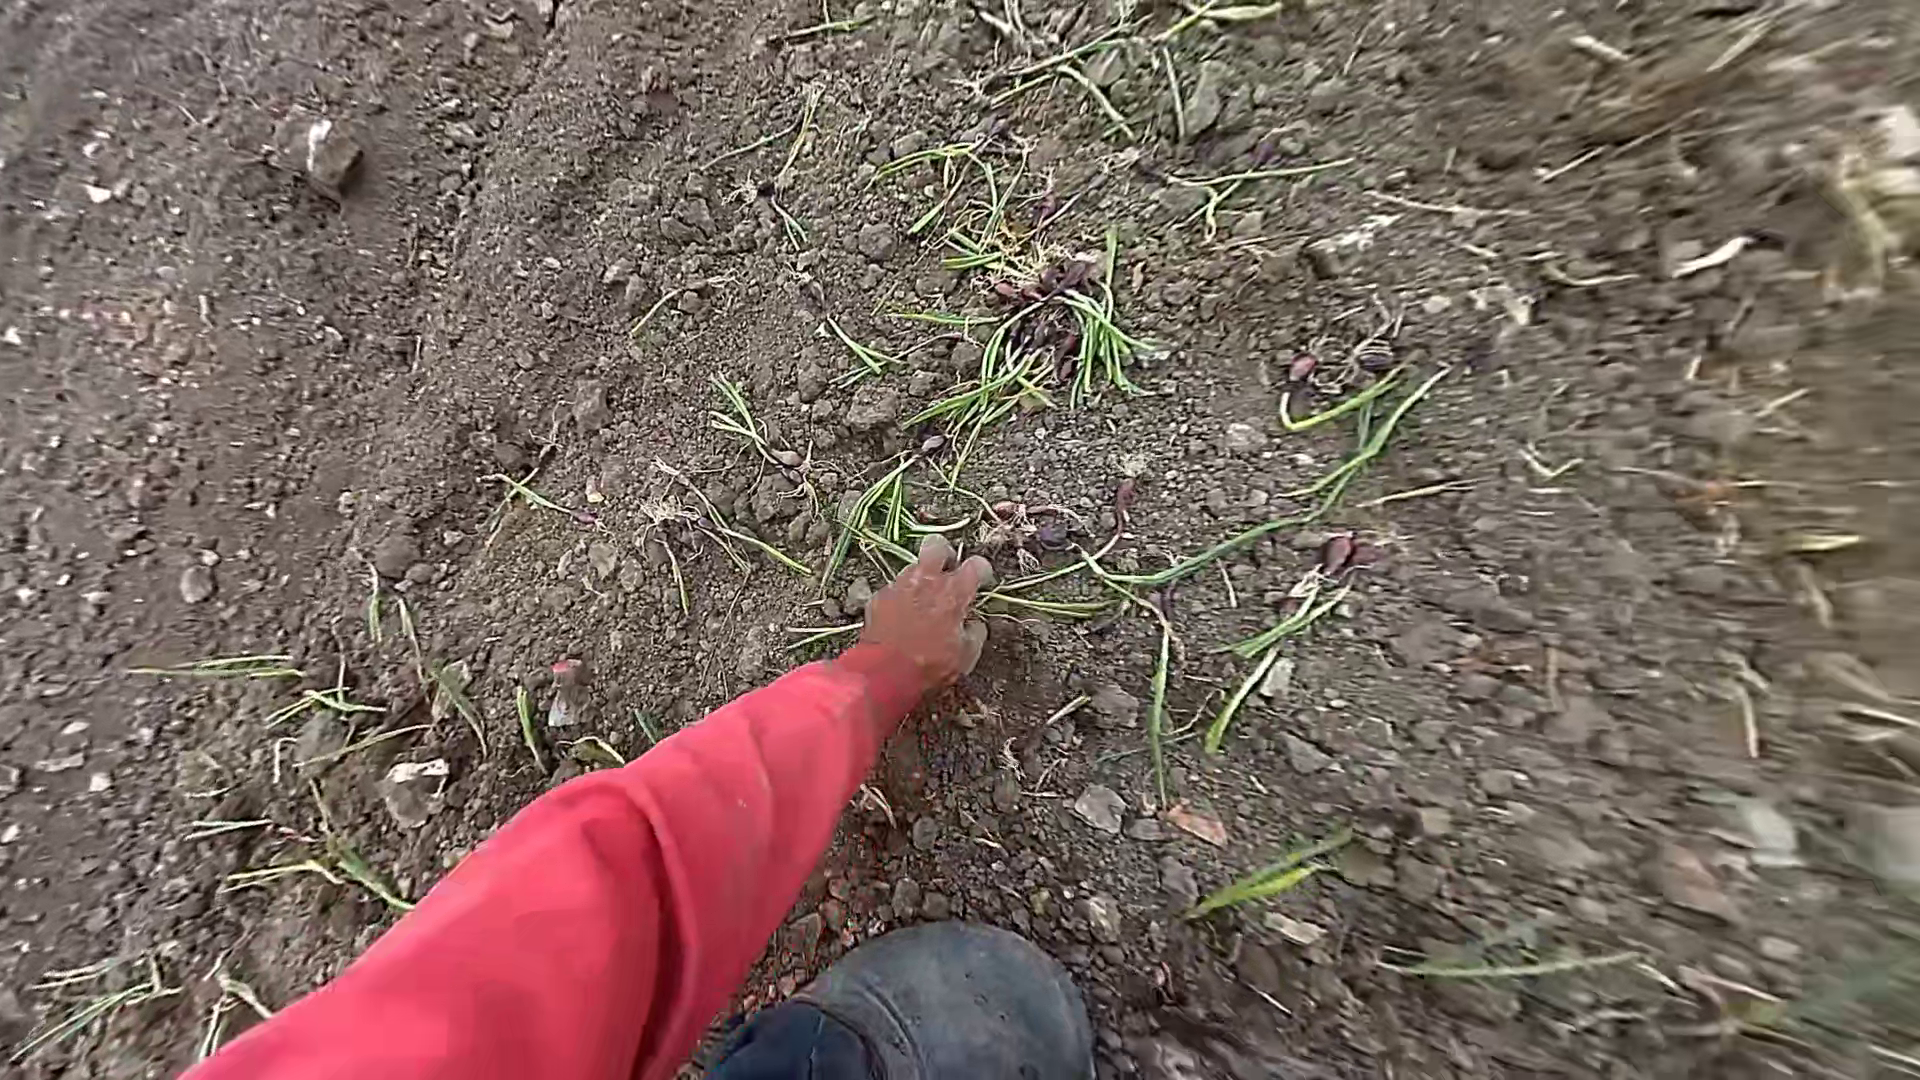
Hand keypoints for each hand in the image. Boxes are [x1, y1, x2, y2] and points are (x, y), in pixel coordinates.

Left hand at [858, 535, 991, 688]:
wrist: (883, 673)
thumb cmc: (929, 665)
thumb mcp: (966, 656)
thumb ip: (975, 634)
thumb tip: (975, 626)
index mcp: (953, 592)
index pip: (976, 564)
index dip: (982, 570)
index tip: (981, 580)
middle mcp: (926, 580)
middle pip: (937, 545)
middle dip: (945, 553)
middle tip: (948, 570)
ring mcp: (900, 585)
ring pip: (913, 566)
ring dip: (921, 578)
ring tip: (923, 600)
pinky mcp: (880, 596)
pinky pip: (894, 588)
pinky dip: (901, 597)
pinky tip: (902, 616)